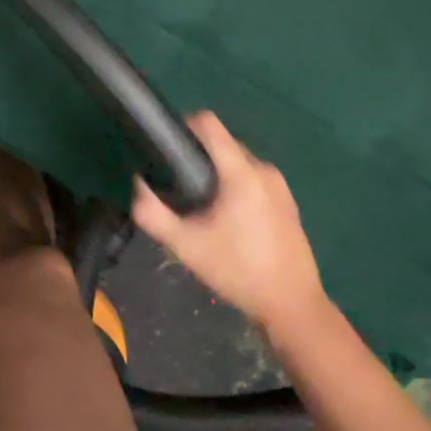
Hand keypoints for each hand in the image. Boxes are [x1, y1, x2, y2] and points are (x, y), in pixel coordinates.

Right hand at [132, 112, 328, 334]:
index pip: (209, 123)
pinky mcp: (288, 201)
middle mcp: (263, 169)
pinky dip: (236, 187)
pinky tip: (229, 221)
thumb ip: (152, 213)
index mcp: (241, 172)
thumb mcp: (185, 246)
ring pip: (238, 162)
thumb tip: (138, 184)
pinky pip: (254, 178)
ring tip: (202, 207)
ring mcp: (280, 185)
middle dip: (198, 157)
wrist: (292, 307)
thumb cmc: (238, 271)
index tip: (166, 148)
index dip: (183, 126)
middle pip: (223, 143)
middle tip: (179, 188)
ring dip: (217, 173)